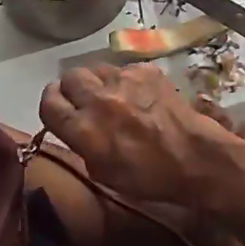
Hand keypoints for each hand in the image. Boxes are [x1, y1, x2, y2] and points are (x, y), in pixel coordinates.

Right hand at [38, 64, 230, 206]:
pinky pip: (123, 69)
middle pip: (69, 78)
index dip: (52, 105)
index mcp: (84, 129)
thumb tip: (73, 126)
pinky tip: (138, 95)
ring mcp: (122, 80)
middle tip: (86, 102)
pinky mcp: (144, 70)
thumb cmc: (148, 177)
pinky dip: (125, 80)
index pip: (48, 102)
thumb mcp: (103, 173)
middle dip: (73, 89)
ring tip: (112, 96)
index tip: (60, 110)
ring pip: (95, 69)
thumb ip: (80, 144)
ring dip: (98, 82)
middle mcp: (98, 99)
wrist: (195, 159)